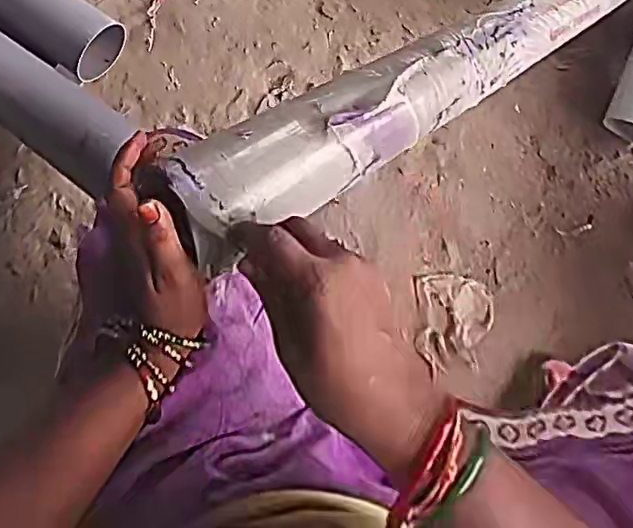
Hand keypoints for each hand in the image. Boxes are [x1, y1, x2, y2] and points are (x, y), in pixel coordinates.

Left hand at [101, 133, 207, 356]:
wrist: (150, 353)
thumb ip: (162, 239)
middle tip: (161, 147)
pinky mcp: (131, 257)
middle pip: (120, 187)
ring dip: (140, 178)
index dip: (128, 157)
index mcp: (131, 232)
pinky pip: (133, 215)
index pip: (119, 184)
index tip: (144, 138)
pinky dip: (145, 197)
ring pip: (126, 201)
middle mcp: (121, 235)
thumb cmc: (169, 316)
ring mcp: (124, 246)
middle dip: (136, 161)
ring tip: (167, 166)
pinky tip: (165, 200)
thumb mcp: (175, 277)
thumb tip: (149, 203)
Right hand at [233, 218, 449, 476]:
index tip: (235, 238)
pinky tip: (310, 287)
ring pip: (318, 239)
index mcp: (316, 278)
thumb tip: (251, 265)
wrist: (397, 405)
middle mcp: (341, 261)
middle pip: (297, 227)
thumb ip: (270, 295)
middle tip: (256, 255)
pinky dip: (316, 260)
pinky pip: (335, 254)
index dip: (249, 234)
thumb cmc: (336, 385)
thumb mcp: (290, 345)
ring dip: (296, 248)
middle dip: (273, 235)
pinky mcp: (373, 275)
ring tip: (282, 275)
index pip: (273, 237)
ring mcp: (361, 266)